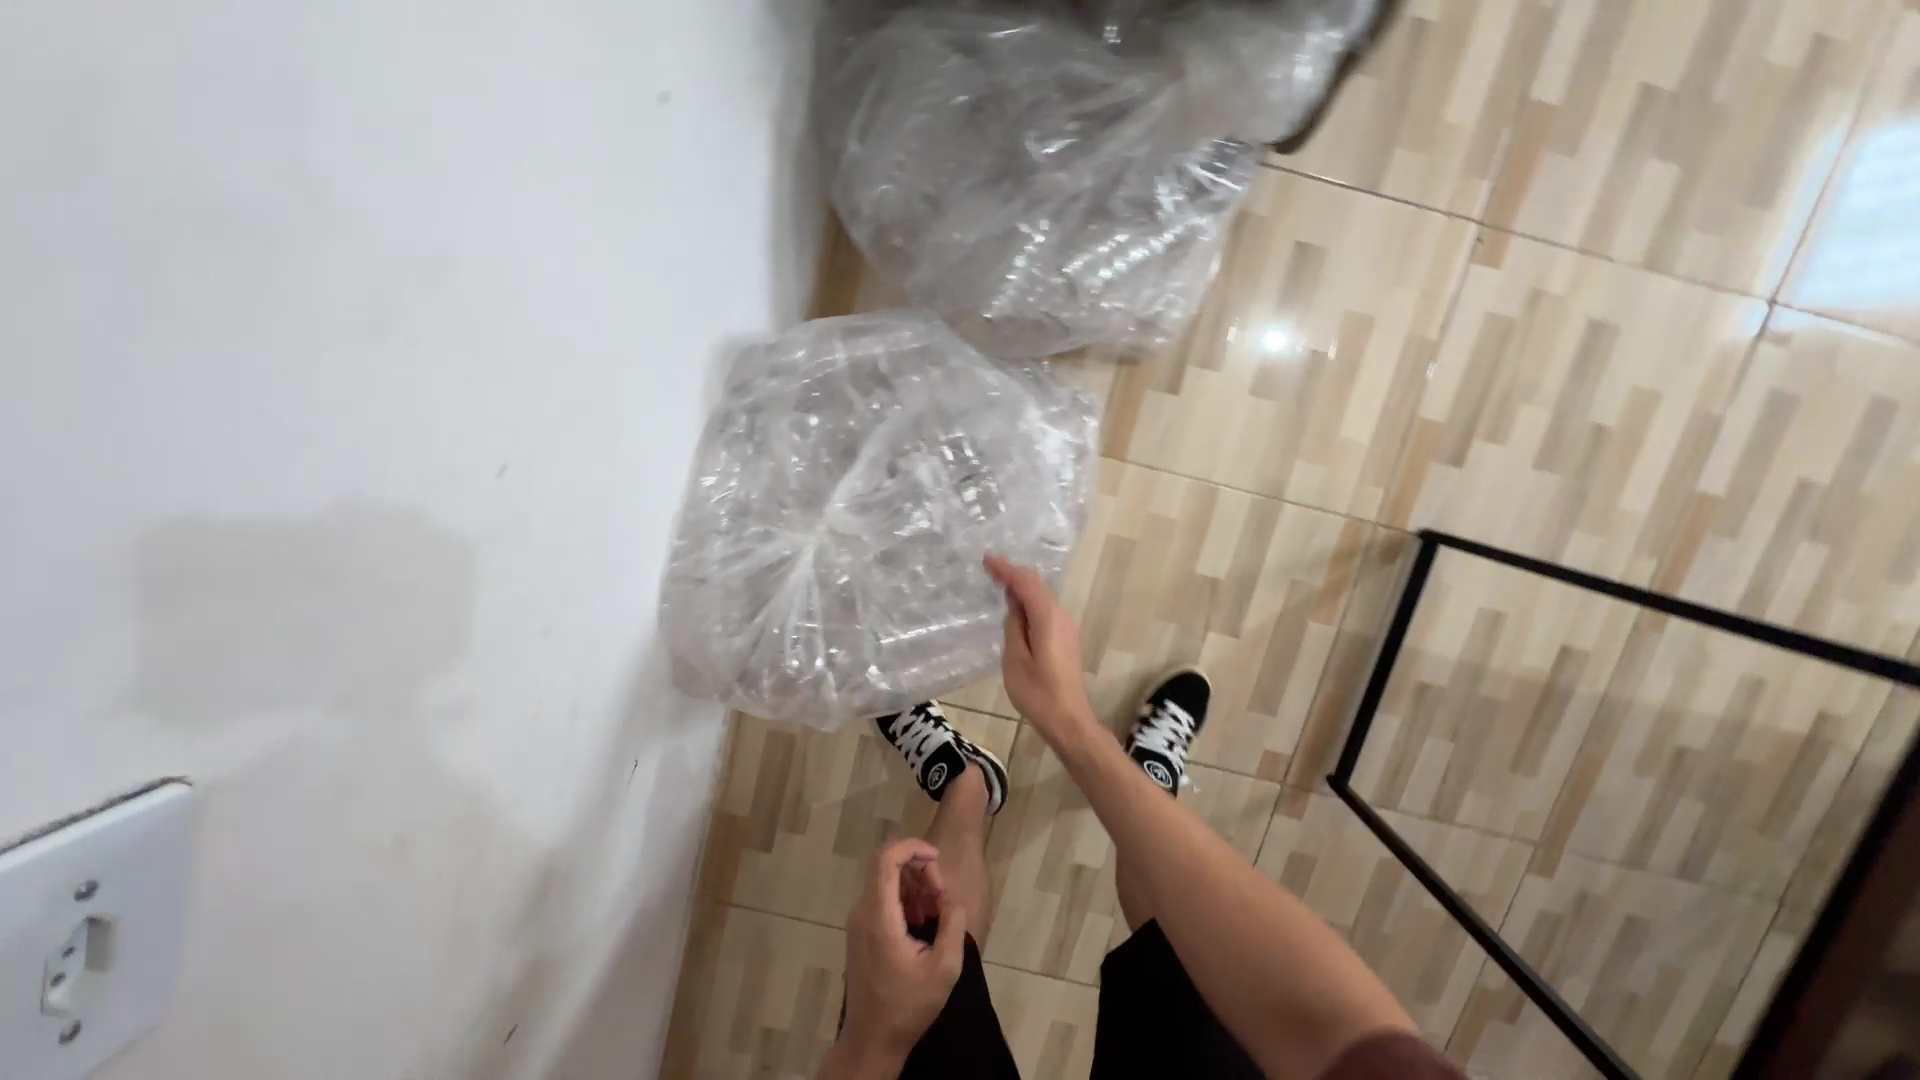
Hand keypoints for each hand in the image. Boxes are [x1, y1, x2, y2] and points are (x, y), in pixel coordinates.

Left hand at [834, 839, 967, 1072]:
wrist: (872, 1039)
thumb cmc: (908, 1006)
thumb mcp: (944, 968)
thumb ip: (952, 924)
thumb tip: (951, 899)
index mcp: (879, 917)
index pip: (886, 859)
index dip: (912, 848)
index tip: (937, 859)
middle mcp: (862, 912)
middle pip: (887, 866)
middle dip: (919, 870)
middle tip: (942, 896)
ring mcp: (858, 921)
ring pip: (885, 880)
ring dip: (914, 885)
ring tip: (937, 910)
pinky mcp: (861, 931)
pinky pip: (882, 898)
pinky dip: (904, 898)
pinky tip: (923, 921)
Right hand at [986, 554, 1098, 744]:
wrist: (1069, 720)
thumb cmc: (1038, 693)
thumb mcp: (1015, 659)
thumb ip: (1014, 626)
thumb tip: (1013, 604)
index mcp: (1048, 618)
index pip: (1025, 583)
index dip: (1006, 569)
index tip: (986, 559)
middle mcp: (1061, 616)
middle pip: (1037, 586)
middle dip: (1014, 574)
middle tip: (989, 567)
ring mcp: (1066, 628)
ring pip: (1042, 597)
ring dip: (1022, 587)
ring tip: (999, 582)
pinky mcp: (1065, 639)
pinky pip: (1045, 610)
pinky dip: (1029, 602)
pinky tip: (1016, 607)